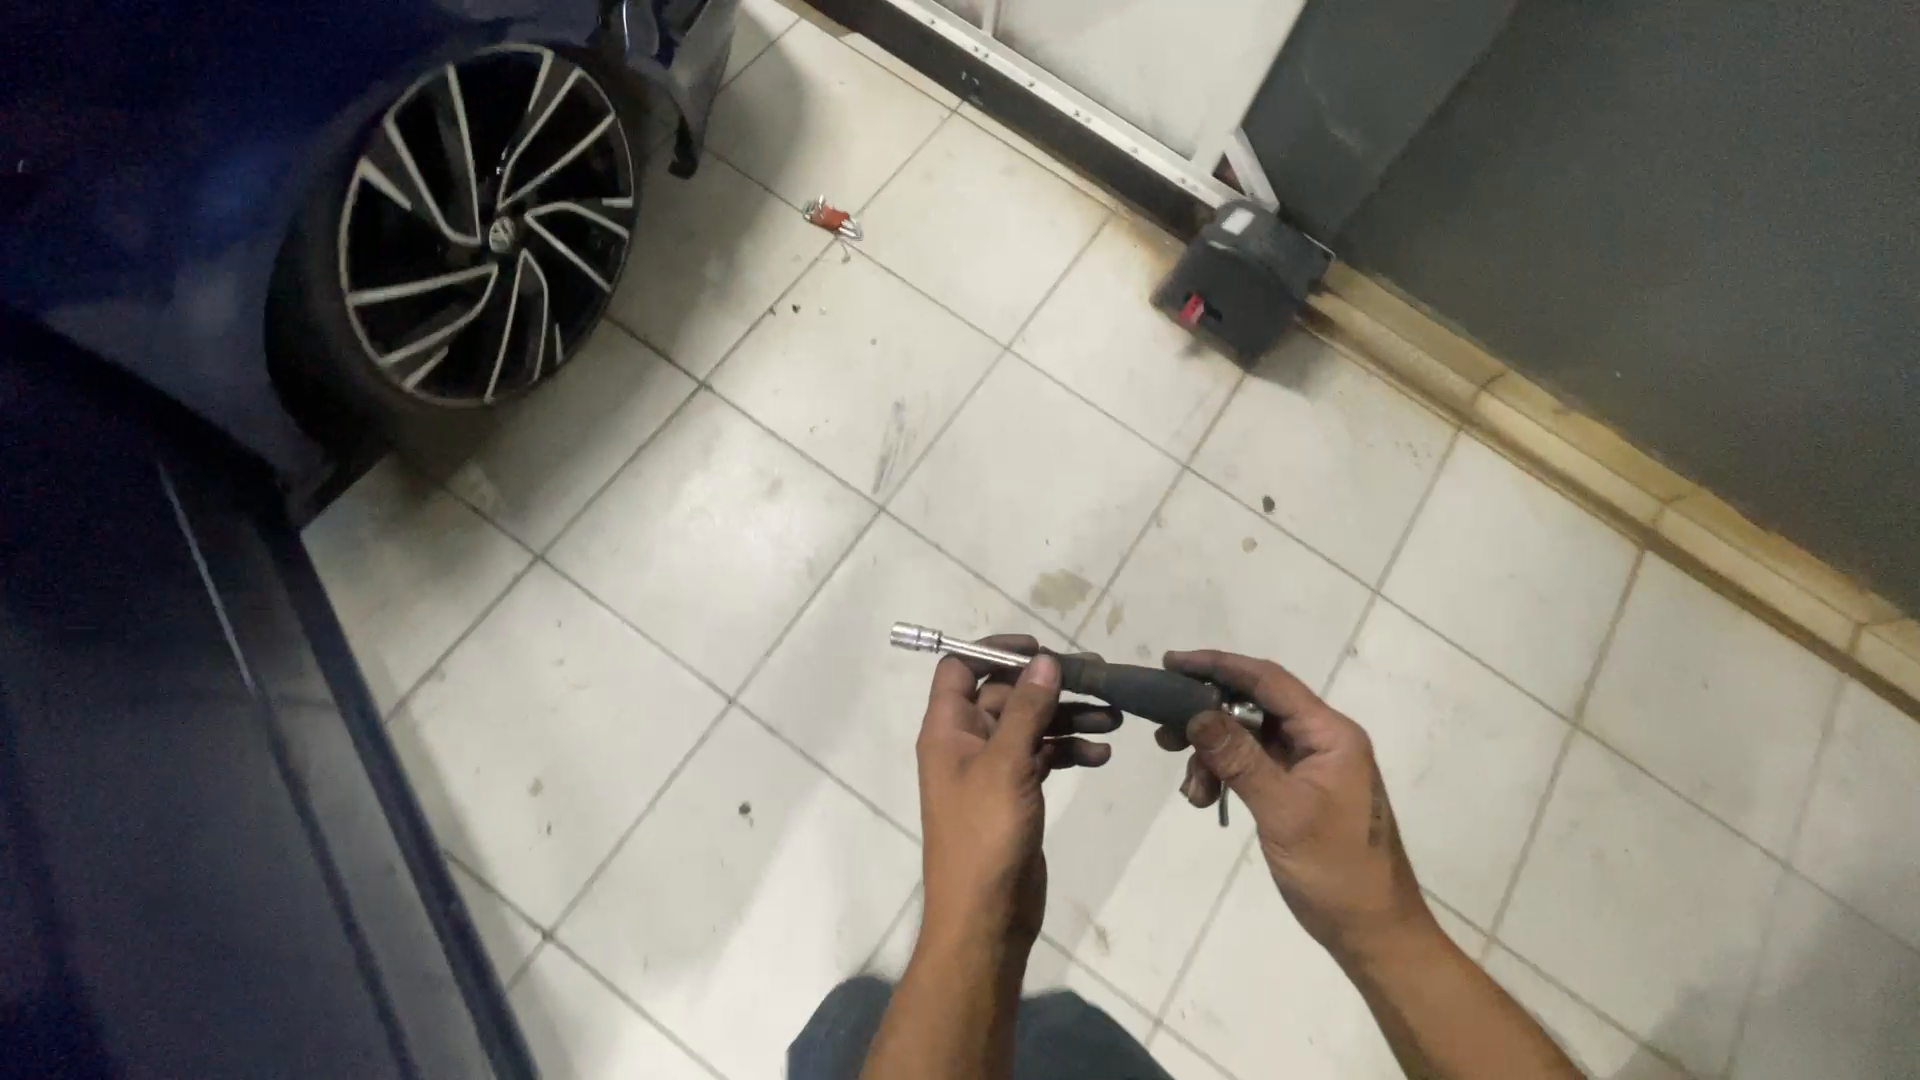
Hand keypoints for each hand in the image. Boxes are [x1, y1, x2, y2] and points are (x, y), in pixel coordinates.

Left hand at [916, 638, 1118, 948]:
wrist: (985, 917)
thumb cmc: (984, 834)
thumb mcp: (1006, 764)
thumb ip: (1025, 709)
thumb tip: (1044, 660)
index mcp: (947, 728)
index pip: (961, 668)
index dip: (995, 651)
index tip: (1040, 649)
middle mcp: (967, 742)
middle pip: (1006, 695)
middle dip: (1049, 686)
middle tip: (1098, 677)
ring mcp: (992, 769)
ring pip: (1030, 726)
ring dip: (1067, 718)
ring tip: (1113, 716)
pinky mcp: (1016, 793)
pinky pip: (1042, 758)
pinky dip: (1068, 752)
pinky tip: (1100, 754)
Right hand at [1158, 649, 1432, 965]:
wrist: (1373, 933)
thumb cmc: (1336, 870)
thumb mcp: (1283, 811)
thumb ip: (1238, 758)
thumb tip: (1195, 713)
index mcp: (1329, 734)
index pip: (1268, 681)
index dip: (1219, 665)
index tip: (1172, 663)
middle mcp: (1318, 740)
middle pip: (1252, 706)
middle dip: (1206, 715)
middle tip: (1164, 728)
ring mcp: (1306, 765)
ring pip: (1245, 738)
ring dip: (1211, 755)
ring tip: (1190, 787)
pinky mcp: (1293, 788)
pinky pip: (1249, 765)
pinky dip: (1223, 775)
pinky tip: (1205, 799)